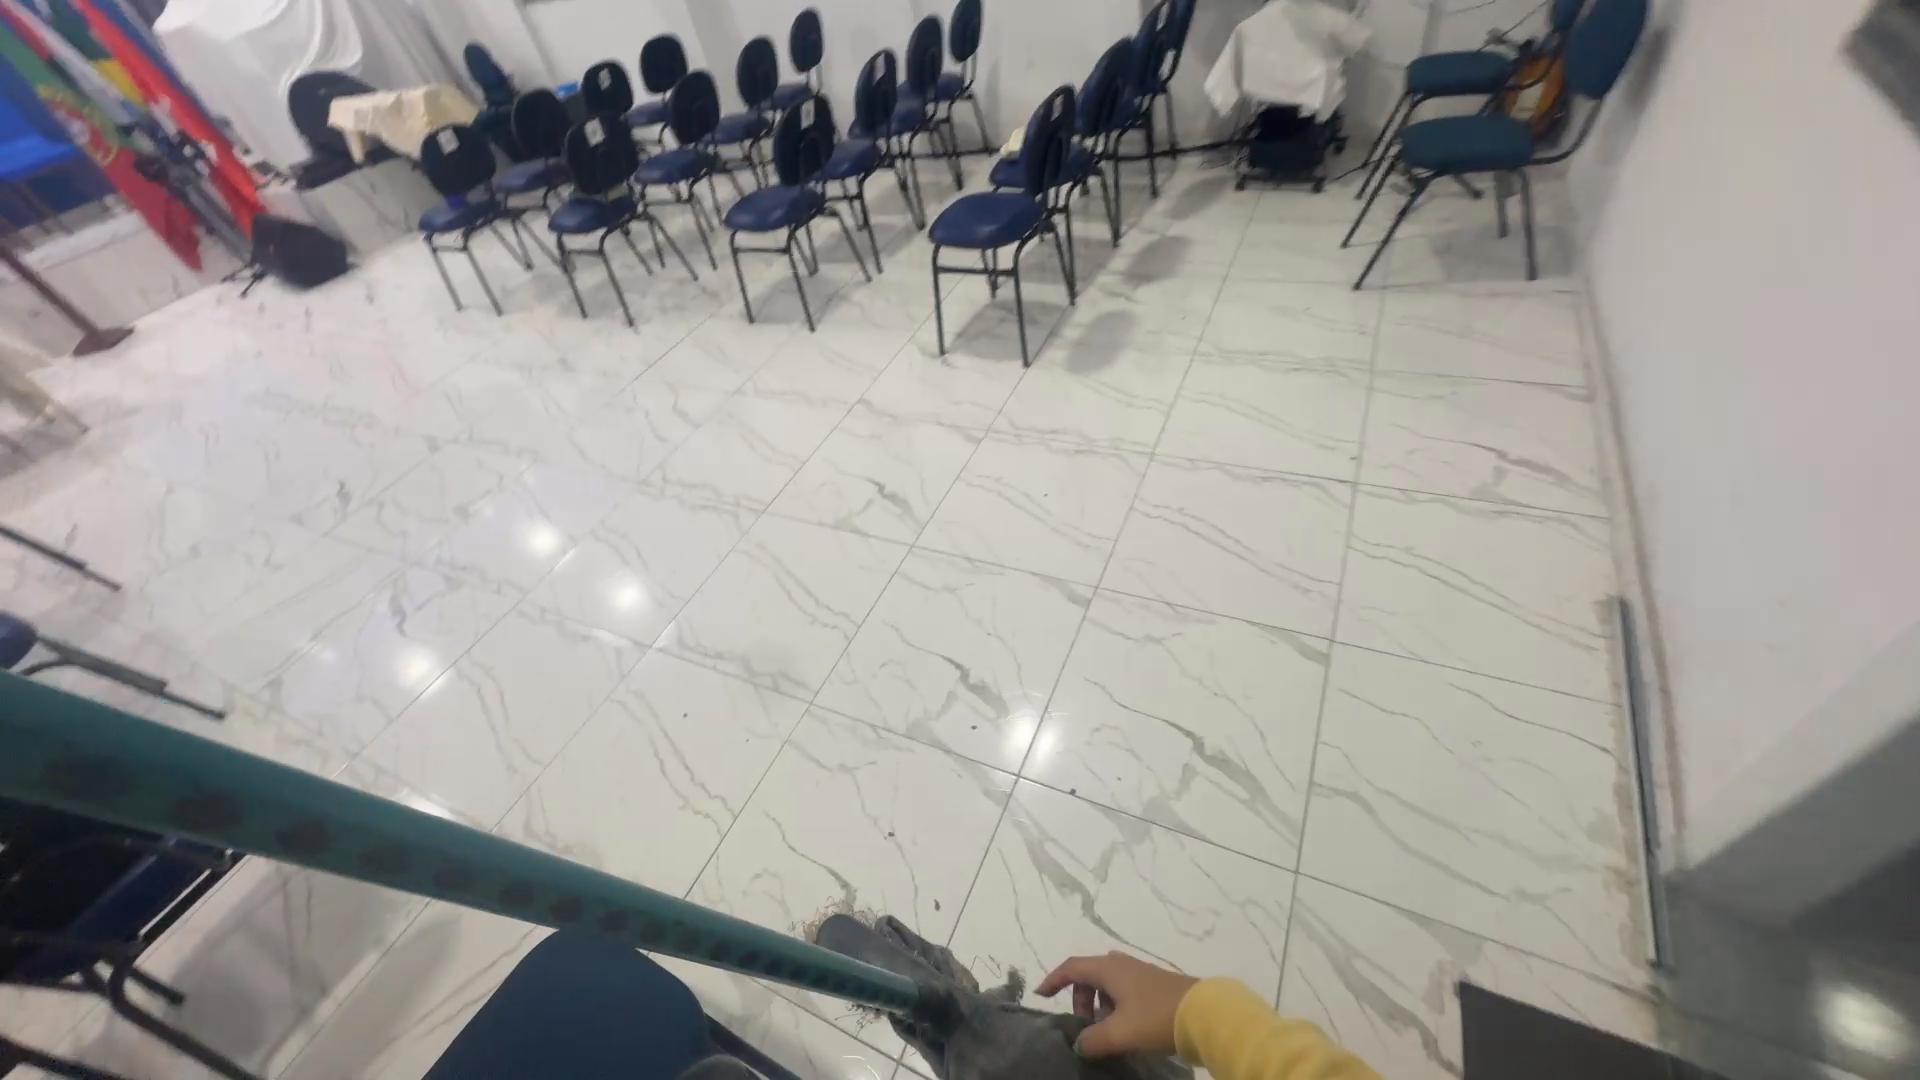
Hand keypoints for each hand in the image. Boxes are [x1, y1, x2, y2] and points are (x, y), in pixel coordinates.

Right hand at [1036, 952, 1198, 1058]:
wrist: (1203, 1013)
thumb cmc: (1156, 1017)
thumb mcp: (1120, 1033)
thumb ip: (1093, 1040)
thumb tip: (1079, 1044)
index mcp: (1108, 968)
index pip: (1071, 967)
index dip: (1054, 980)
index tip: (1041, 995)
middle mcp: (1120, 963)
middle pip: (1088, 975)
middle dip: (1080, 1000)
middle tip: (1085, 1027)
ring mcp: (1138, 971)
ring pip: (1106, 984)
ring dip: (1099, 1005)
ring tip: (1107, 1031)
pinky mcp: (1152, 984)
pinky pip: (1122, 989)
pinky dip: (1115, 1005)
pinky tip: (1126, 1028)